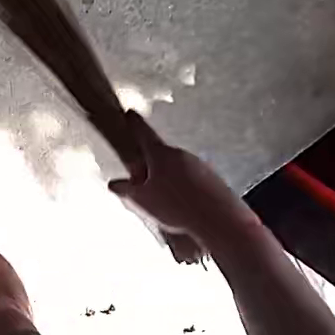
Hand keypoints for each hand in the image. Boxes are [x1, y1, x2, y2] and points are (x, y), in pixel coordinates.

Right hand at [108, 111, 257, 242]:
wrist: (218, 220)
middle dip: (150, 168)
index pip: (144, 133)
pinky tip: (182, 208)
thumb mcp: (142, 201)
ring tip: (165, 206)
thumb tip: (116, 185)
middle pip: (160, 155)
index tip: (130, 114)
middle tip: (141, 186)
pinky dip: (185, 190)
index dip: (134, 123)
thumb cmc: (179, 207)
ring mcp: (199, 165)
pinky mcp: (212, 179)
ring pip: (177, 169)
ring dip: (168, 181)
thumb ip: (127, 190)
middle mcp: (181, 155)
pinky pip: (192, 181)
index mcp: (161, 155)